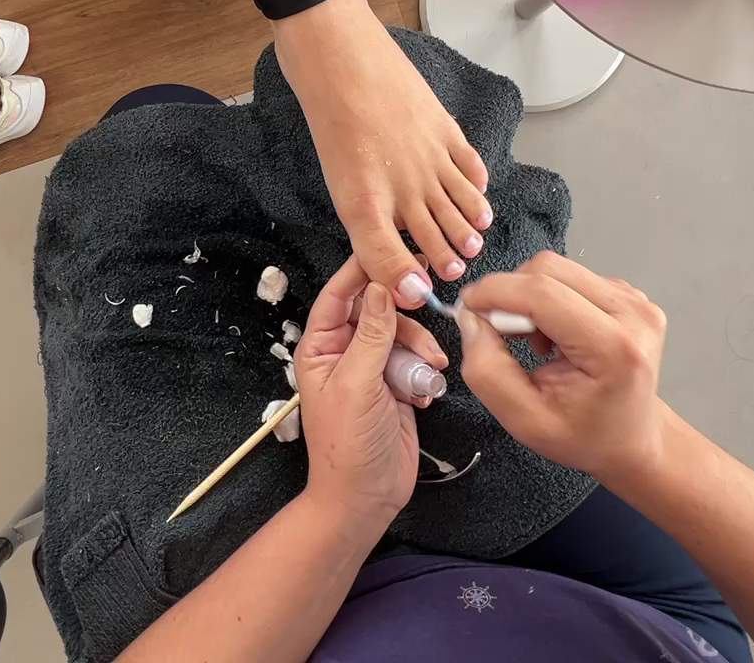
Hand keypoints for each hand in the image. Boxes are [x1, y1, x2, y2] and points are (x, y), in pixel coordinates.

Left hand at [275, 0, 492, 292]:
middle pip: (435, 231)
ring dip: (467, 225)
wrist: (336, 52)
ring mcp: (430, 155)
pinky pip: (468, 162)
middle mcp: (406, 186)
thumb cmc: (324, 109)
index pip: (393, 255)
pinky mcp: (443, 126)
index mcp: (369, 203)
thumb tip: (389, 248)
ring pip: (458, 202)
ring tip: (475, 240)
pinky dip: (477, 181)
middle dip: (447, 255)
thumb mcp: (333, 174)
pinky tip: (480, 189)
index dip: (406, 279)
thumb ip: (364, 219)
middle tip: (458, 270)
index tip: (419, 294)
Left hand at [295, 258, 448, 525]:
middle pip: (376, 308)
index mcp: (321, 345)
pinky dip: (424, 369)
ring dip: (419, 346)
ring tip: (432, 366)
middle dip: (403, 312)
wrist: (366, 500)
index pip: (340, 293)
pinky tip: (426, 390)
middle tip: (428, 300)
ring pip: (401, 333)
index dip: (365, 270)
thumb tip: (382, 286)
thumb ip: (372, 335)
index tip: (396, 251)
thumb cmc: (348, 444)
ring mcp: (372, 366)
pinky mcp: (396, 383)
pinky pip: (414, 359)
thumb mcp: (357, 384)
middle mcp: (345, 349)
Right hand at [456, 252, 668, 487]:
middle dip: (509, 293)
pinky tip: (552, 331)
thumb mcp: (523, 420)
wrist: (632, 440)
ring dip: (527, 295)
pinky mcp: (628, 294)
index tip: (467, 308)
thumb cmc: (582, 436)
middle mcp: (633, 314)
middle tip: (499, 332)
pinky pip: (569, 276)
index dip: (495, 292)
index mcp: (615, 349)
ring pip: (555, 267)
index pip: (543, 293)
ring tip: (531, 338)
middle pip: (548, 269)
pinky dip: (546, 297)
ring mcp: (635, 300)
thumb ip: (486, 370)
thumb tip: (470, 318)